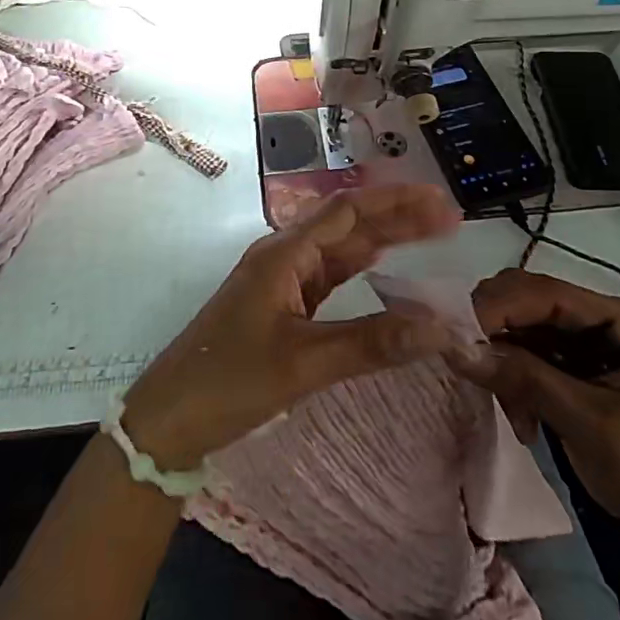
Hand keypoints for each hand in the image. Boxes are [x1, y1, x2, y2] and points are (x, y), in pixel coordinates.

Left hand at [120, 185, 460, 471]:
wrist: (169, 419)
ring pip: (341, 251)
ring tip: (430, 233)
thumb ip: (372, 343)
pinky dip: (363, 271)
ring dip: (383, 240)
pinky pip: (330, 278)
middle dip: (397, 217)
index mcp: (283, 255)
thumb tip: (441, 329)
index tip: (440, 201)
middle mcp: (283, 258)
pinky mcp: (282, 307)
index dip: (395, 203)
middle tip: (450, 216)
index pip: (347, 212)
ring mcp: (281, 282)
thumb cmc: (229, 382)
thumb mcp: (304, 363)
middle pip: (348, 225)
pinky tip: (384, 267)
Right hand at [452, 269, 619, 540]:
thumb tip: (456, 347)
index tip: (455, 333)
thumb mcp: (592, 425)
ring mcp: (603, 350)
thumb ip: (526, 380)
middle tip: (473, 370)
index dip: (500, 307)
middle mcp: (617, 324)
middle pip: (537, 306)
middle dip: (500, 334)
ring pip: (530, 334)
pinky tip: (523, 421)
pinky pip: (536, 361)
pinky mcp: (588, 376)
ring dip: (507, 365)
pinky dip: (519, 384)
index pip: (552, 294)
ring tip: (513, 415)